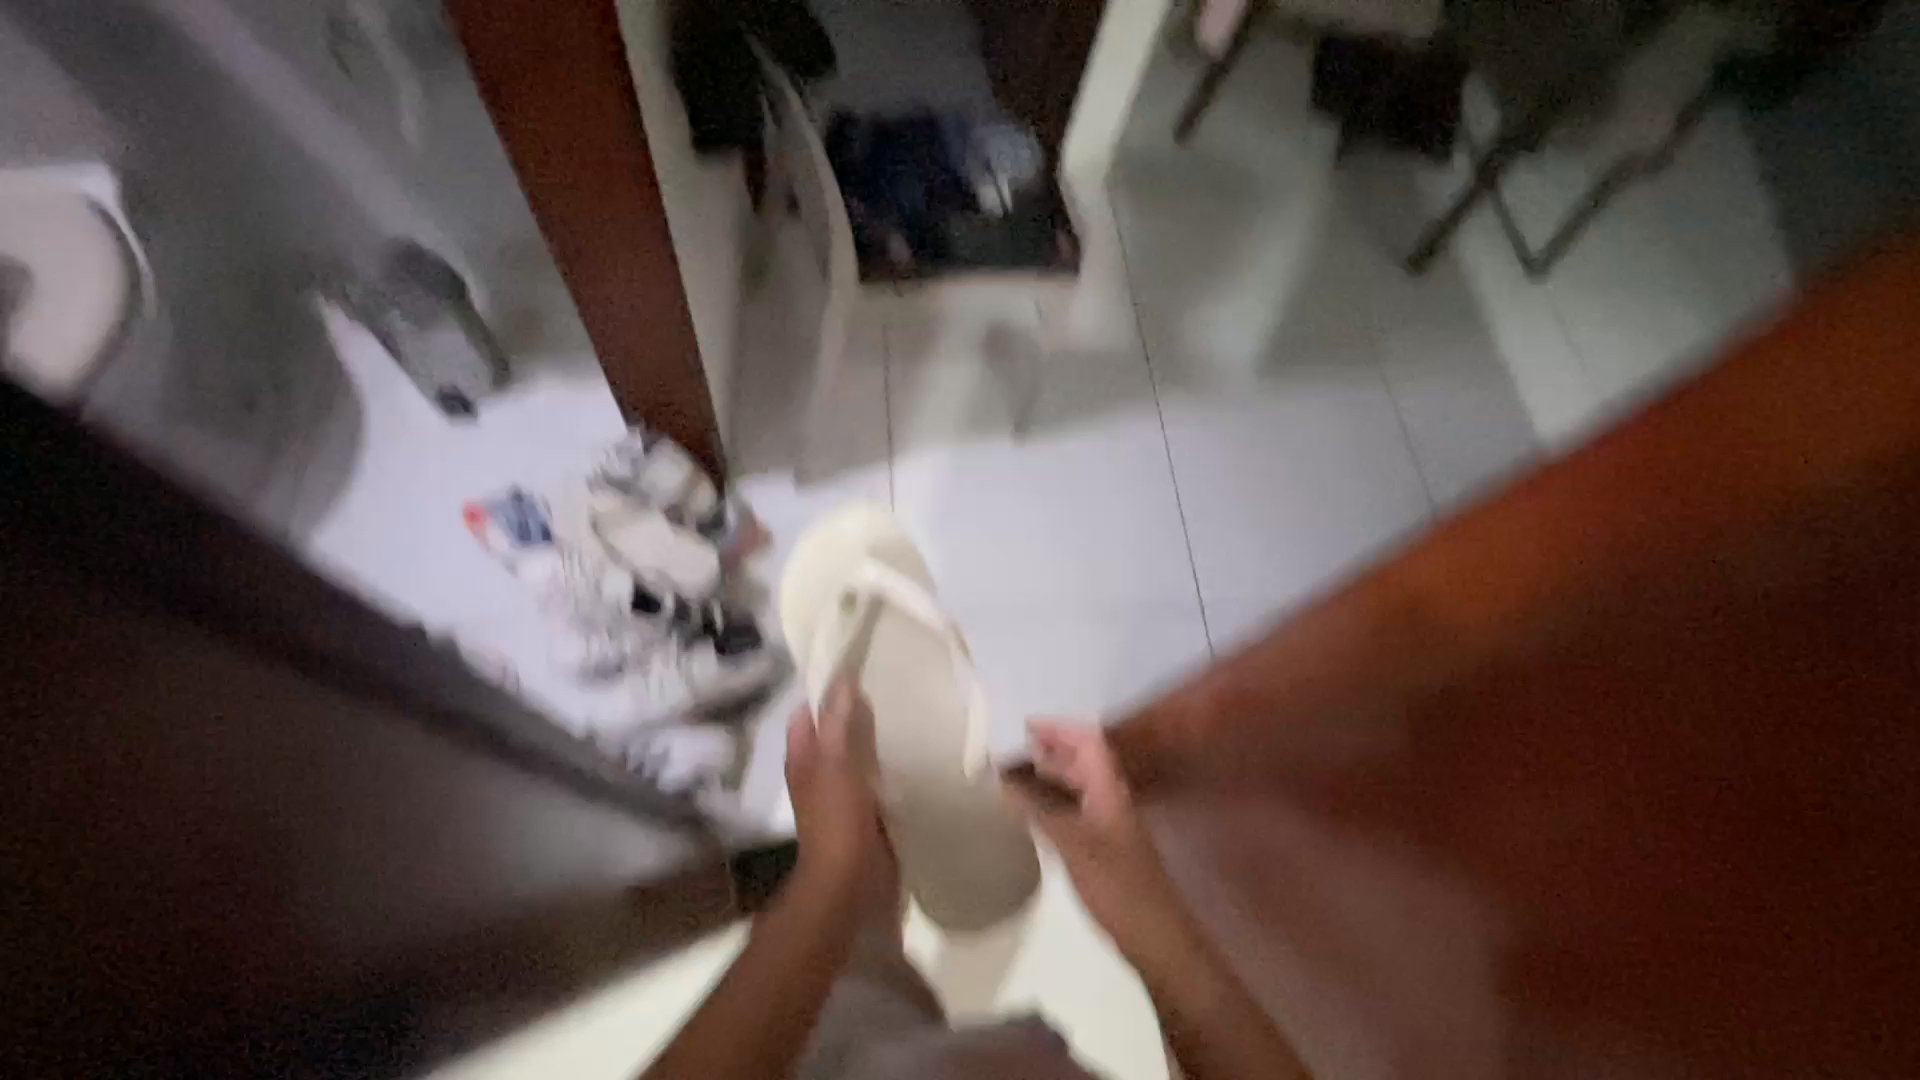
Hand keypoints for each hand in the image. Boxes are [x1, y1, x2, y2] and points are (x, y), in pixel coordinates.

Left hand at [785, 679, 896, 908]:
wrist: (851, 882)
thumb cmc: (836, 818)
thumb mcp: (835, 761)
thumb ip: (837, 720)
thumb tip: (842, 678)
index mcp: (804, 758)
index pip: (809, 713)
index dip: (826, 690)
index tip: (857, 667)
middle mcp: (820, 772)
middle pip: (836, 732)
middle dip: (857, 711)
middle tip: (891, 684)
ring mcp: (845, 794)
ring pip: (860, 755)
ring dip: (878, 739)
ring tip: (910, 711)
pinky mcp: (869, 812)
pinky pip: (880, 779)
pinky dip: (893, 766)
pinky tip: (917, 753)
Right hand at [1004, 718, 1186, 948]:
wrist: (1157, 938)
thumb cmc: (1117, 886)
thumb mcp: (1072, 845)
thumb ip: (1037, 811)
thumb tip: (1004, 782)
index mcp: (1108, 790)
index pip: (1087, 741)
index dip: (1059, 728)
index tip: (1025, 727)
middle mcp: (1111, 800)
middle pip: (1083, 760)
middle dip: (1051, 749)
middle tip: (1014, 750)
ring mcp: (1110, 826)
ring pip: (1079, 787)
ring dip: (1051, 776)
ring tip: (1015, 777)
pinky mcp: (1105, 850)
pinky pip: (1075, 811)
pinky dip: (1053, 804)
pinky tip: (1033, 816)